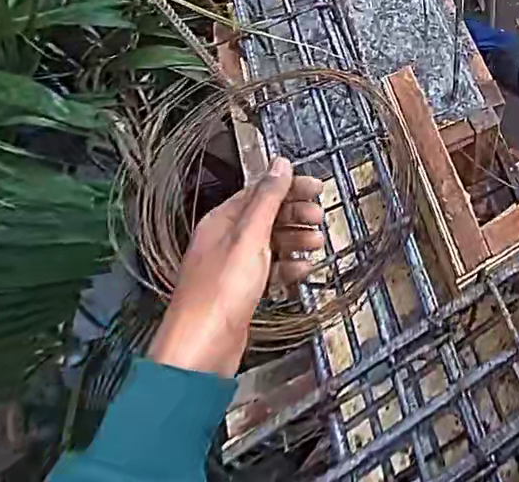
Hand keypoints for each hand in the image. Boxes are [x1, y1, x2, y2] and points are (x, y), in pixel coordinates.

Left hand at [149, 157, 325, 375]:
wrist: (199, 354)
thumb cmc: (216, 296)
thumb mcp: (250, 237)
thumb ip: (268, 199)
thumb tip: (280, 165)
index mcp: (222, 220)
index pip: (260, 191)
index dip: (290, 186)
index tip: (316, 187)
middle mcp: (226, 240)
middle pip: (267, 215)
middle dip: (296, 214)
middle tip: (319, 216)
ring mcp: (233, 267)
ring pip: (271, 242)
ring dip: (296, 239)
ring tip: (317, 242)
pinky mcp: (241, 291)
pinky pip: (270, 269)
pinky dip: (288, 266)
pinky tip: (303, 269)